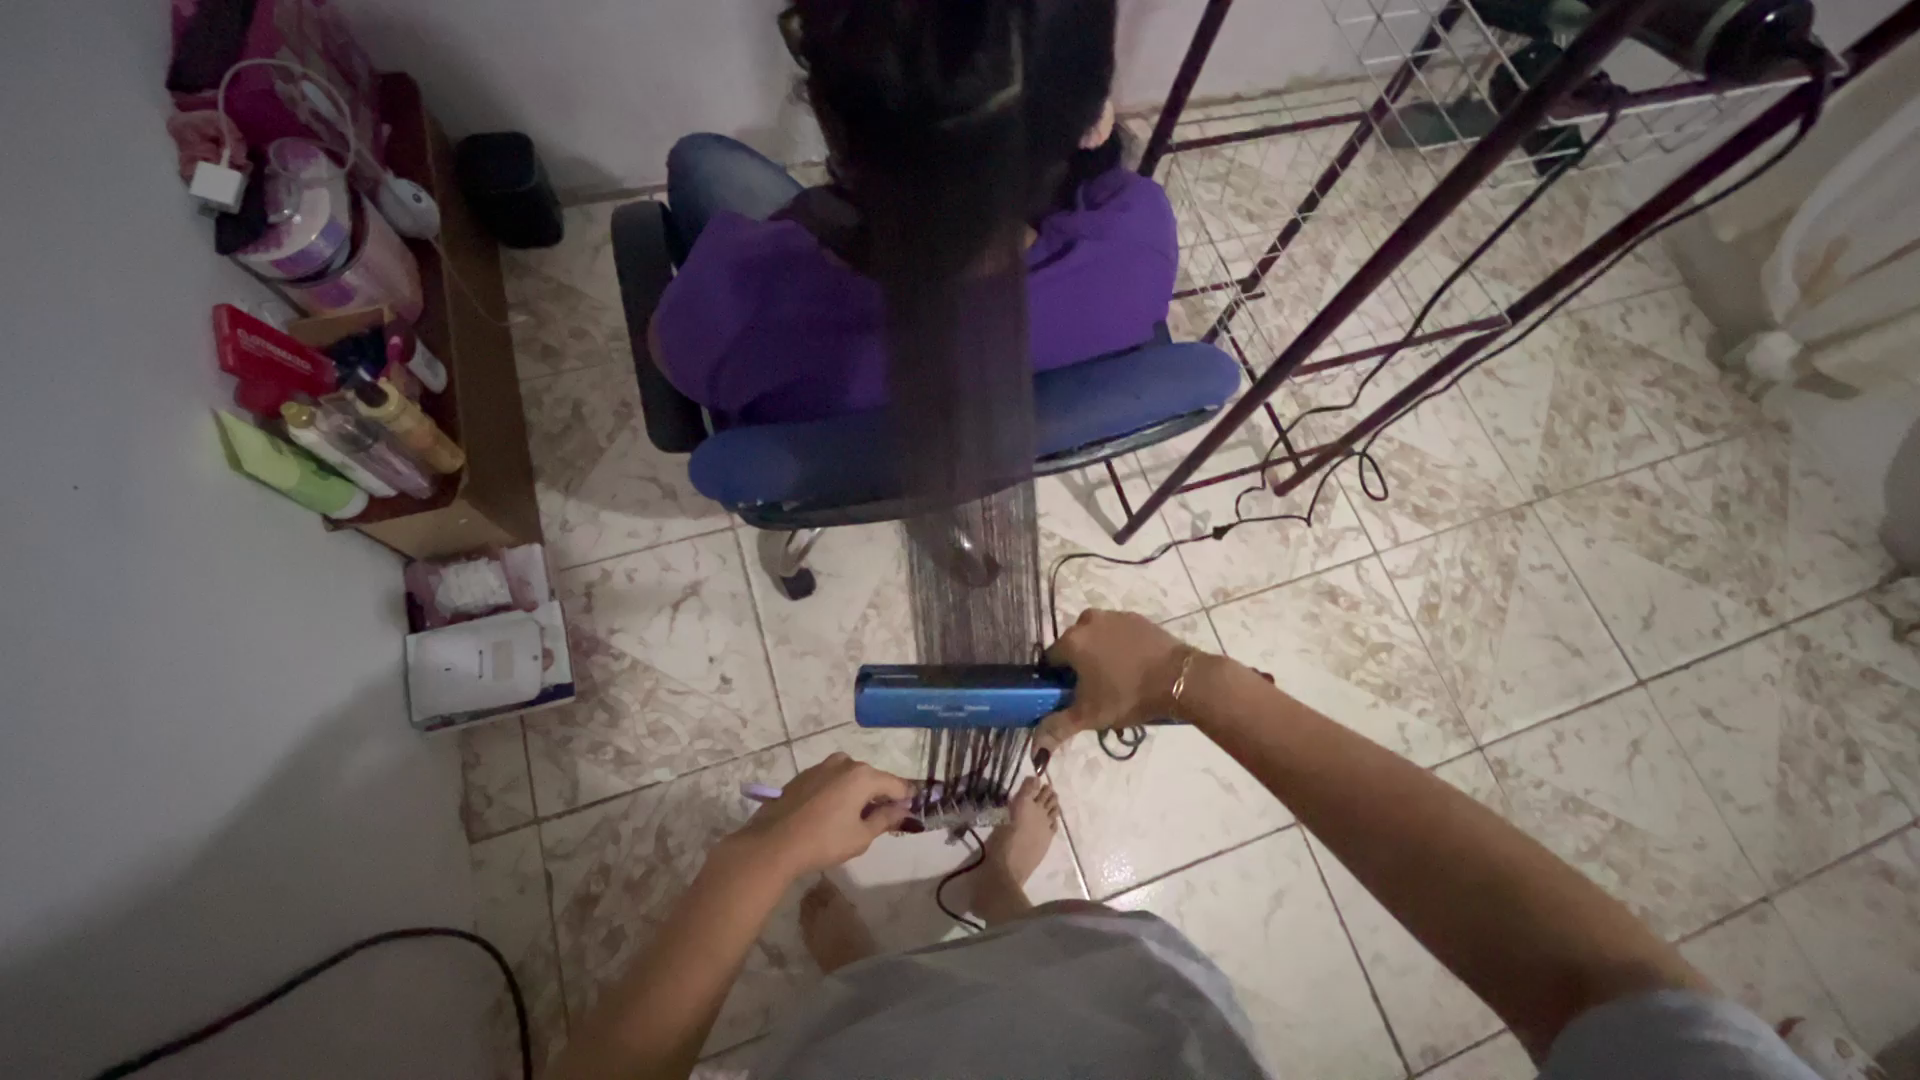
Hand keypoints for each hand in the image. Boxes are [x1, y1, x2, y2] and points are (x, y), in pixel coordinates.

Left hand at [731, 754, 912, 878]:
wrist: (773, 843)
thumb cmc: (824, 841)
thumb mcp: (862, 836)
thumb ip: (885, 819)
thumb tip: (903, 810)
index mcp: (863, 775)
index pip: (896, 784)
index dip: (905, 798)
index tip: (909, 812)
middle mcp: (844, 763)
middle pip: (872, 777)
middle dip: (879, 795)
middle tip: (880, 819)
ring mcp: (821, 766)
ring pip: (849, 776)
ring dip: (857, 792)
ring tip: (853, 817)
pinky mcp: (803, 775)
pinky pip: (830, 779)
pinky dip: (837, 791)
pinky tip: (830, 813)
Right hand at [1038, 609, 1191, 753]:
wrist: (1179, 678)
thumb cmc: (1128, 695)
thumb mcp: (1090, 716)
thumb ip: (1058, 728)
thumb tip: (1035, 749)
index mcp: (1070, 641)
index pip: (1050, 661)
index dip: (1057, 681)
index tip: (1070, 696)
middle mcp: (1087, 621)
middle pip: (1073, 647)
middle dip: (1079, 666)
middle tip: (1095, 691)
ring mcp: (1114, 616)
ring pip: (1095, 638)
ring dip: (1098, 654)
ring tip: (1116, 679)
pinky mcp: (1137, 618)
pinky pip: (1117, 633)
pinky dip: (1119, 647)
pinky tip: (1133, 666)